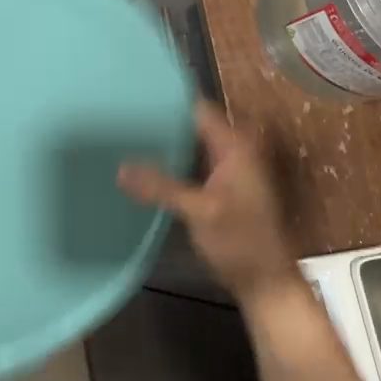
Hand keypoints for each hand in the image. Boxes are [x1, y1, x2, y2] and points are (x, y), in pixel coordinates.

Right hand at [117, 102, 297, 301]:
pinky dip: (166, 165)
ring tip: (119, 138)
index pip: (197, 109)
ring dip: (159, 145)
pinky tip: (137, 167)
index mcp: (235, 147)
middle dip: (157, 123)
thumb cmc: (241, 242)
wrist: (265, 283)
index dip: (166, 101)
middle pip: (189, 126)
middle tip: (116, 119)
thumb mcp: (199, 212)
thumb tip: (119, 167)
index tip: (130, 98)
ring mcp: (224, 171)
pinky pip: (185, 167)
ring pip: (186, 147)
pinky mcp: (215, 190)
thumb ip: (160, 187)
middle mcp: (231, 151)